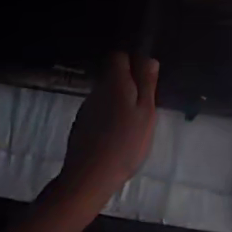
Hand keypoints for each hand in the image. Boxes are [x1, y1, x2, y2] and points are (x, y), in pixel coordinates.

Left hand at [59, 51, 159, 204]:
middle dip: (128, 87)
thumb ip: (146, 84)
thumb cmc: (125, 142)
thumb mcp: (146, 113)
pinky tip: (117, 138)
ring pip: (106, 95)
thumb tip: (149, 58)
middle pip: (113, 76)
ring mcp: (87, 106)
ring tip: (132, 128)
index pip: (119, 56)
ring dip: (119, 104)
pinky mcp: (82, 123)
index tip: (145, 83)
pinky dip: (109, 119)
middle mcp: (97, 89)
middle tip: (144, 111)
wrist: (91, 174)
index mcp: (113, 82)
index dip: (133, 64)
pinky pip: (99, 112)